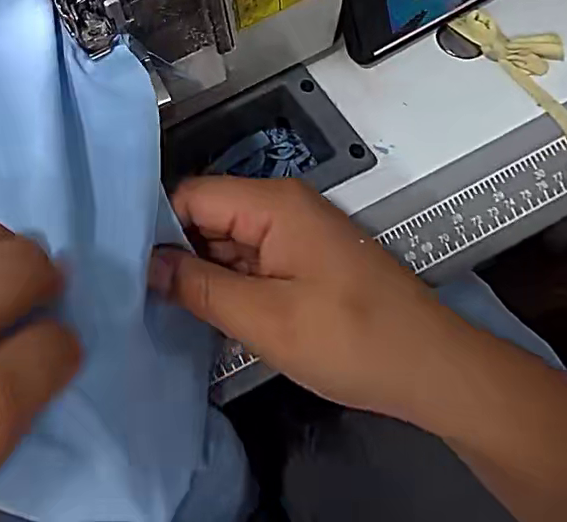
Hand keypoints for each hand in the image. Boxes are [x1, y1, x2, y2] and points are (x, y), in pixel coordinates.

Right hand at [148, 176, 449, 414]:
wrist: (437, 371)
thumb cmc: (353, 339)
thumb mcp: (266, 319)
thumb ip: (200, 287)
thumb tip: (148, 265)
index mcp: (271, 203)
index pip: (192, 196)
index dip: (157, 227)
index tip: (129, 266)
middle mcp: (280, 205)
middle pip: (208, 215)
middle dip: (178, 252)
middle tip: (143, 295)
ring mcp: (294, 230)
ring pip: (227, 239)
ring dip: (203, 272)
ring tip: (168, 307)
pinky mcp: (303, 256)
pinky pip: (251, 258)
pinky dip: (230, 282)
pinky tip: (211, 312)